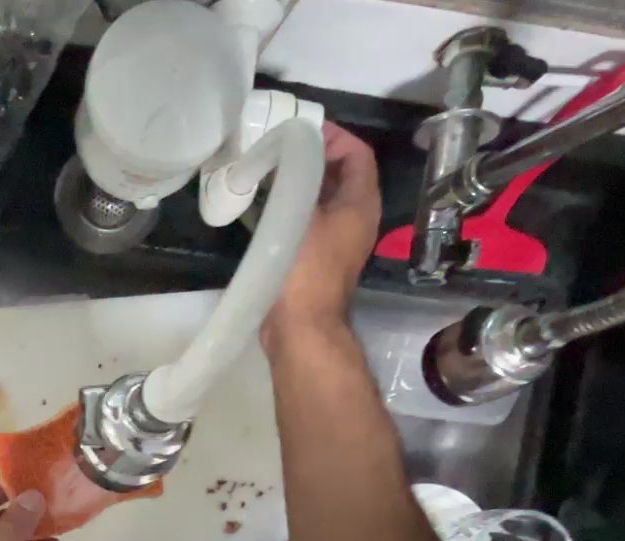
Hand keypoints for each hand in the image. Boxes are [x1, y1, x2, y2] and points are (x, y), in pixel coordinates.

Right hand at [264, 121, 381, 347]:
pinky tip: (263, 207)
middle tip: (280, 147)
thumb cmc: (305, 270)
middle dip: (313, 158)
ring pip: (320, 200)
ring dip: (297, 184)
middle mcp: (354, 219)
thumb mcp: (302, 215)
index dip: (335, 136)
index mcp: (361, 204)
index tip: (303, 129)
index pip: (358, 154)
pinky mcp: (314, 259)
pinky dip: (289, 209)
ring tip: (268, 172)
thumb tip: (287, 153)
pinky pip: (306, 222)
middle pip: (339, 175)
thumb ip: (297, 179)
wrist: (300, 327)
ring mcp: (335, 242)